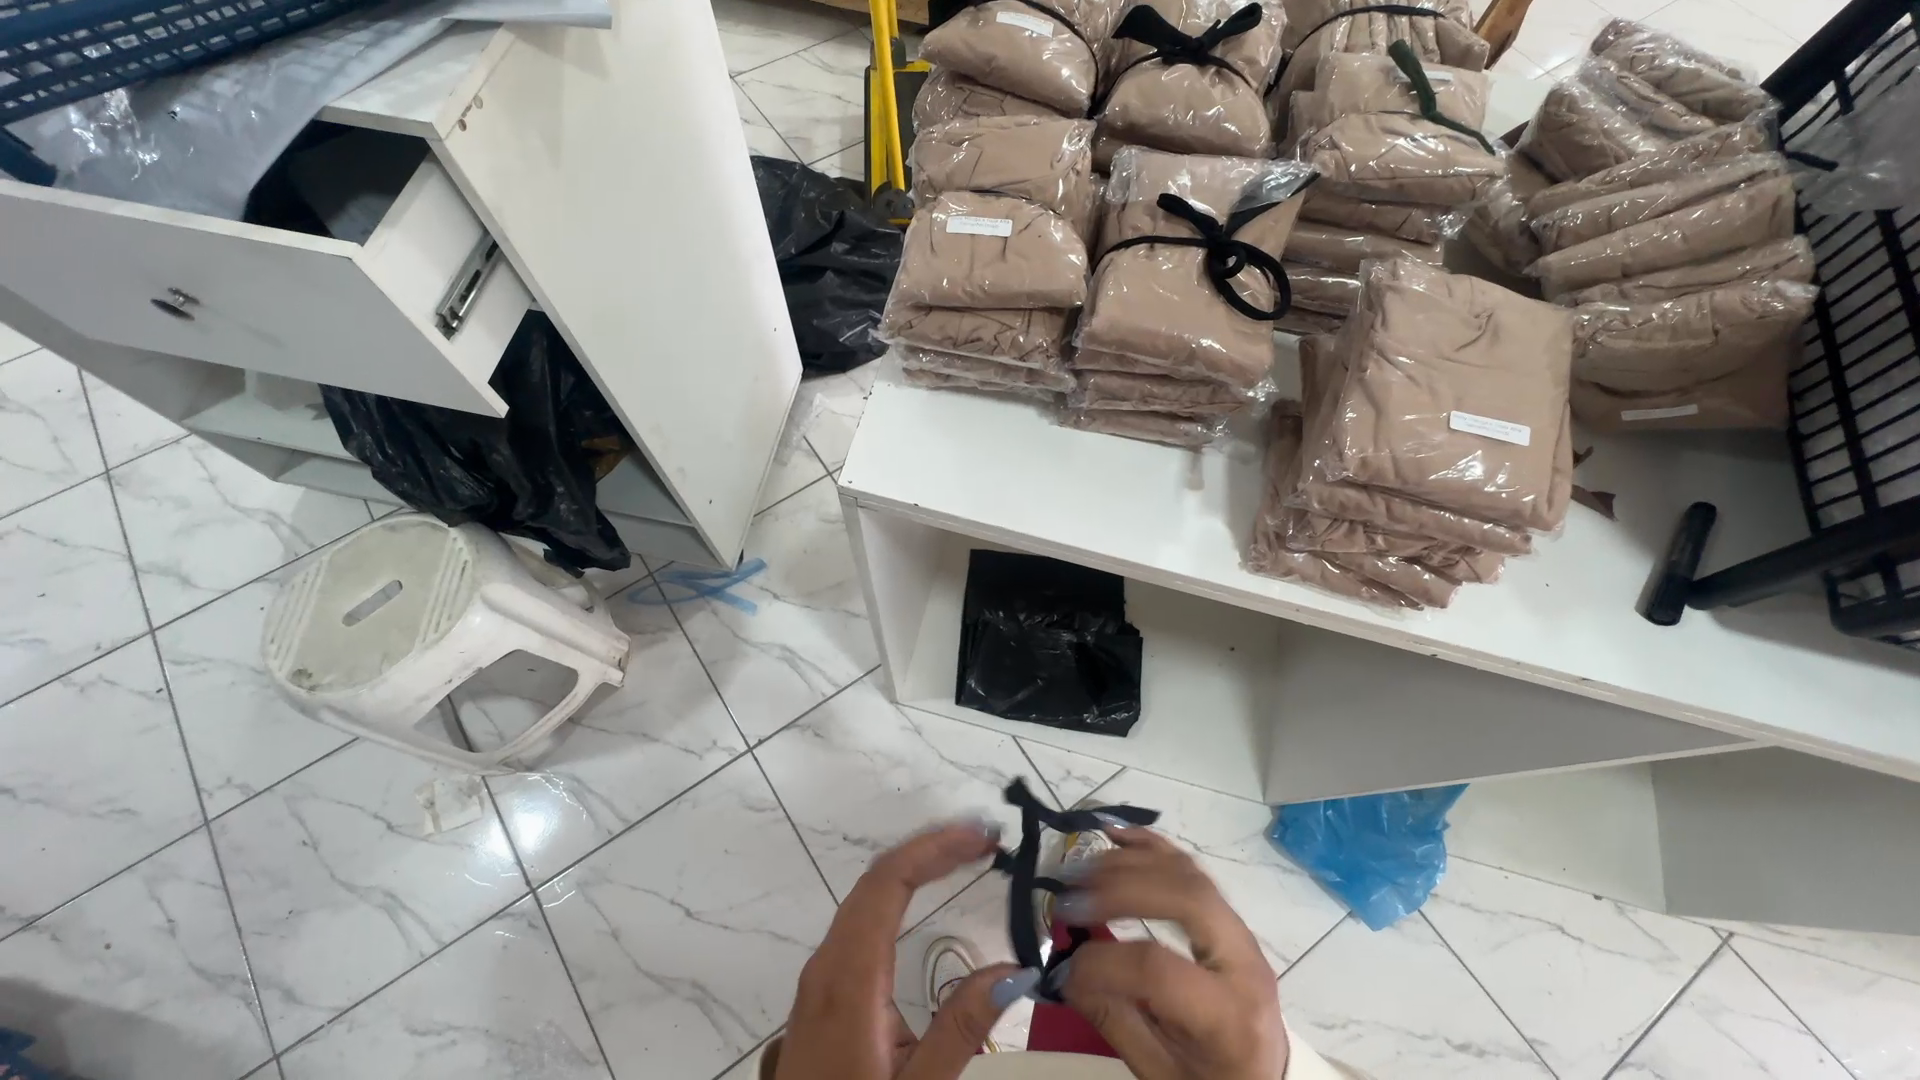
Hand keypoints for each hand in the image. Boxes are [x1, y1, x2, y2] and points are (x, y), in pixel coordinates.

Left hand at [776, 821, 1034, 1079]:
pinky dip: (898, 892)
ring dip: (914, 866)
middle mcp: (828, 963)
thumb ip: (961, 1027)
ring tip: (964, 855)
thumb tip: (1013, 967)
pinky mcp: (824, 991)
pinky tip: (923, 895)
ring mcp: (821, 975)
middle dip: (930, 848)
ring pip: (866, 896)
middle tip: (985, 840)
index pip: (887, 883)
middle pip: (876, 879)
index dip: (934, 848)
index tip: (982, 837)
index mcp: (849, 978)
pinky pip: (861, 919)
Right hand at [1056, 827, 1288, 1079]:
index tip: (1067, 968)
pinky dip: (1151, 845)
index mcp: (1229, 1017)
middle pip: (1186, 900)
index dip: (1104, 962)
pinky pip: (1191, 867)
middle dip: (1121, 889)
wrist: (1263, 1076)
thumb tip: (1066, 969)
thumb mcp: (1160, 1070)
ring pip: (1189, 874)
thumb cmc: (1208, 1078)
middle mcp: (1244, 962)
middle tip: (1071, 897)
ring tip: (1081, 870)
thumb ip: (1114, 1018)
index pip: (1160, 970)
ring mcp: (1240, 931)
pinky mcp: (1228, 914)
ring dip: (1130, 862)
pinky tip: (1114, 836)